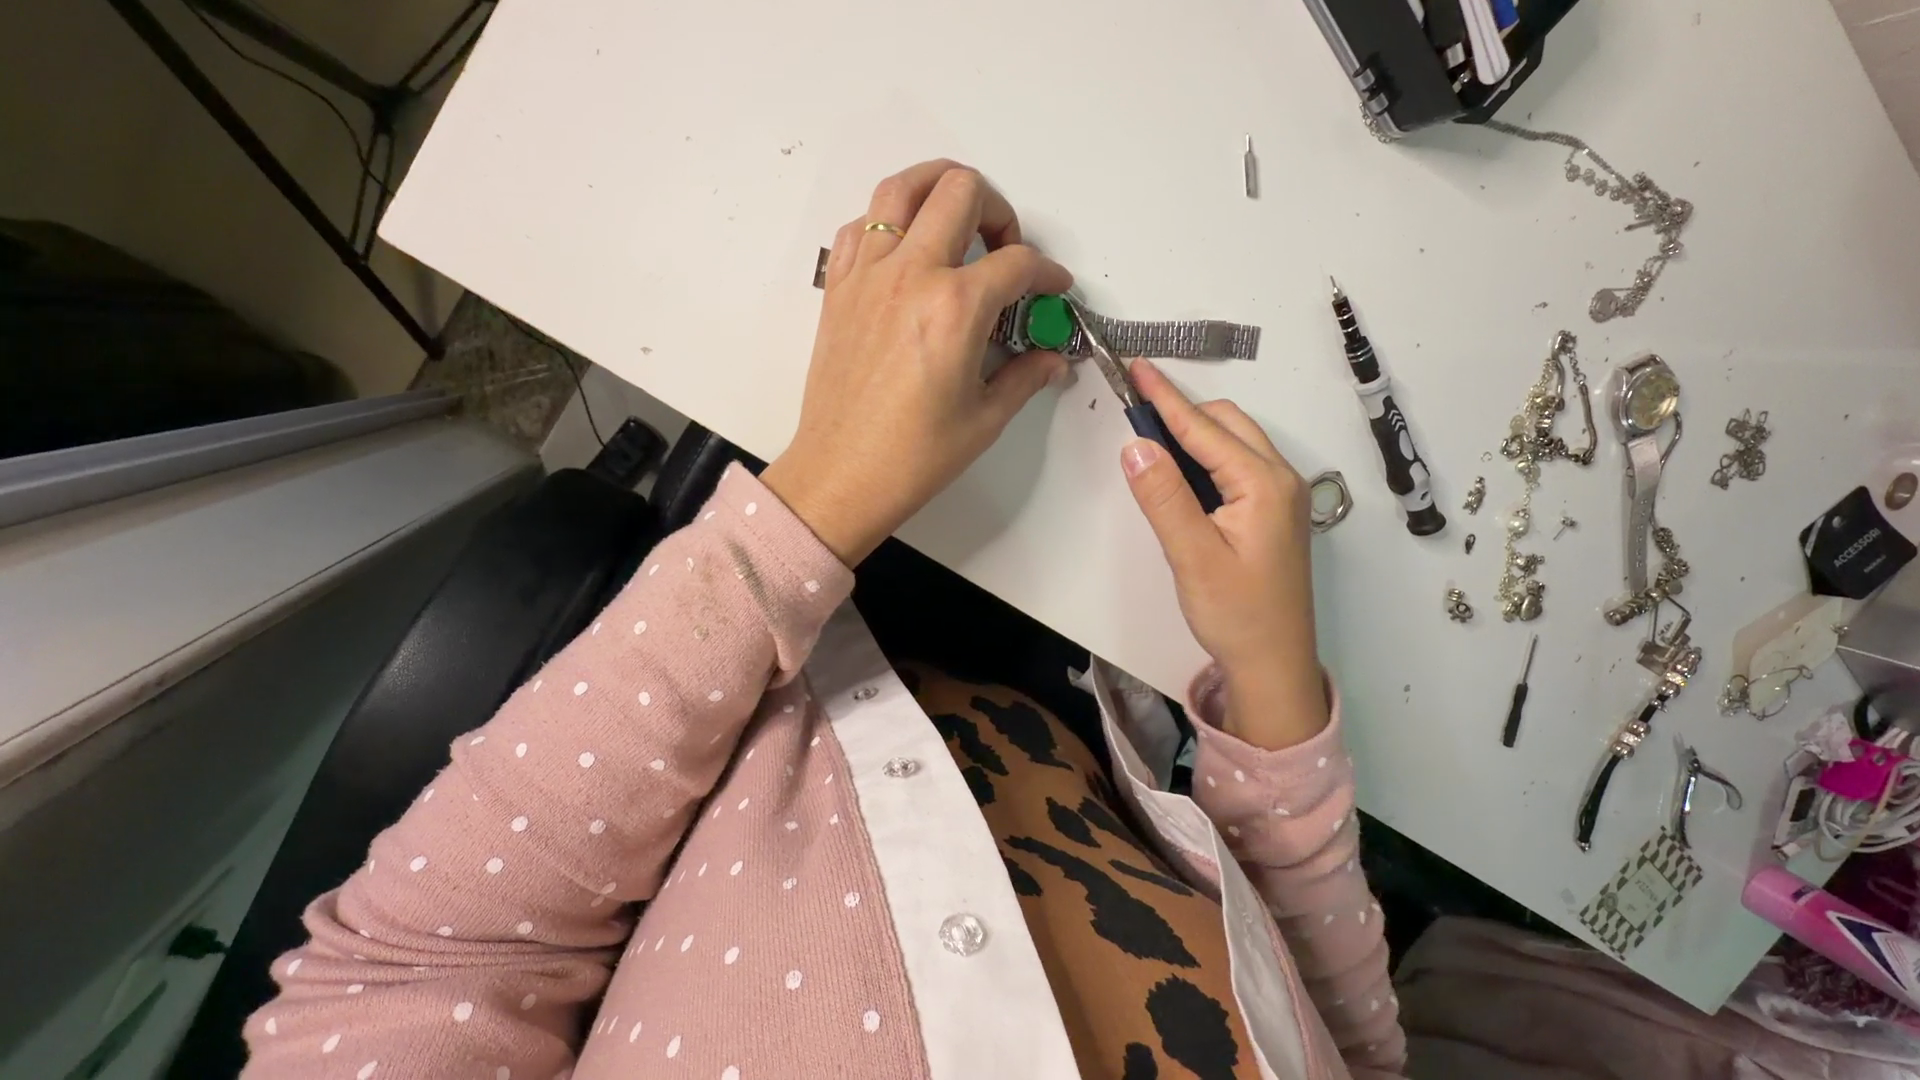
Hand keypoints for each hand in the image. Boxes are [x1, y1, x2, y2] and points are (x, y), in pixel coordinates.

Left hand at [760, 160, 1071, 565]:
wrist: (841, 475)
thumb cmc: (913, 456)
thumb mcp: (984, 418)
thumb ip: (1025, 375)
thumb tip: (1052, 358)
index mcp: (955, 308)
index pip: (1017, 262)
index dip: (1047, 272)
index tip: (1053, 288)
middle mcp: (910, 275)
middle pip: (961, 191)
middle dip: (998, 210)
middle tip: (1005, 248)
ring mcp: (868, 276)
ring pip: (901, 188)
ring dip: (937, 188)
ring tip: (957, 219)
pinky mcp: (839, 289)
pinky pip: (860, 226)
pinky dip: (887, 222)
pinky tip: (906, 250)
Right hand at [1120, 361, 1328, 749]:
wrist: (1274, 664)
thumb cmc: (1236, 614)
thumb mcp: (1192, 556)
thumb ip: (1163, 497)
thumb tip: (1135, 444)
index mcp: (1263, 484)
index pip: (1205, 429)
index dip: (1166, 397)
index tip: (1137, 366)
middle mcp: (1279, 481)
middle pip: (1227, 425)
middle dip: (1183, 410)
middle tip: (1136, 409)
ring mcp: (1279, 499)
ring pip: (1234, 445)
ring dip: (1195, 435)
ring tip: (1153, 439)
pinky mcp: (1271, 517)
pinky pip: (1237, 468)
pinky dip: (1207, 459)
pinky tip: (1182, 477)